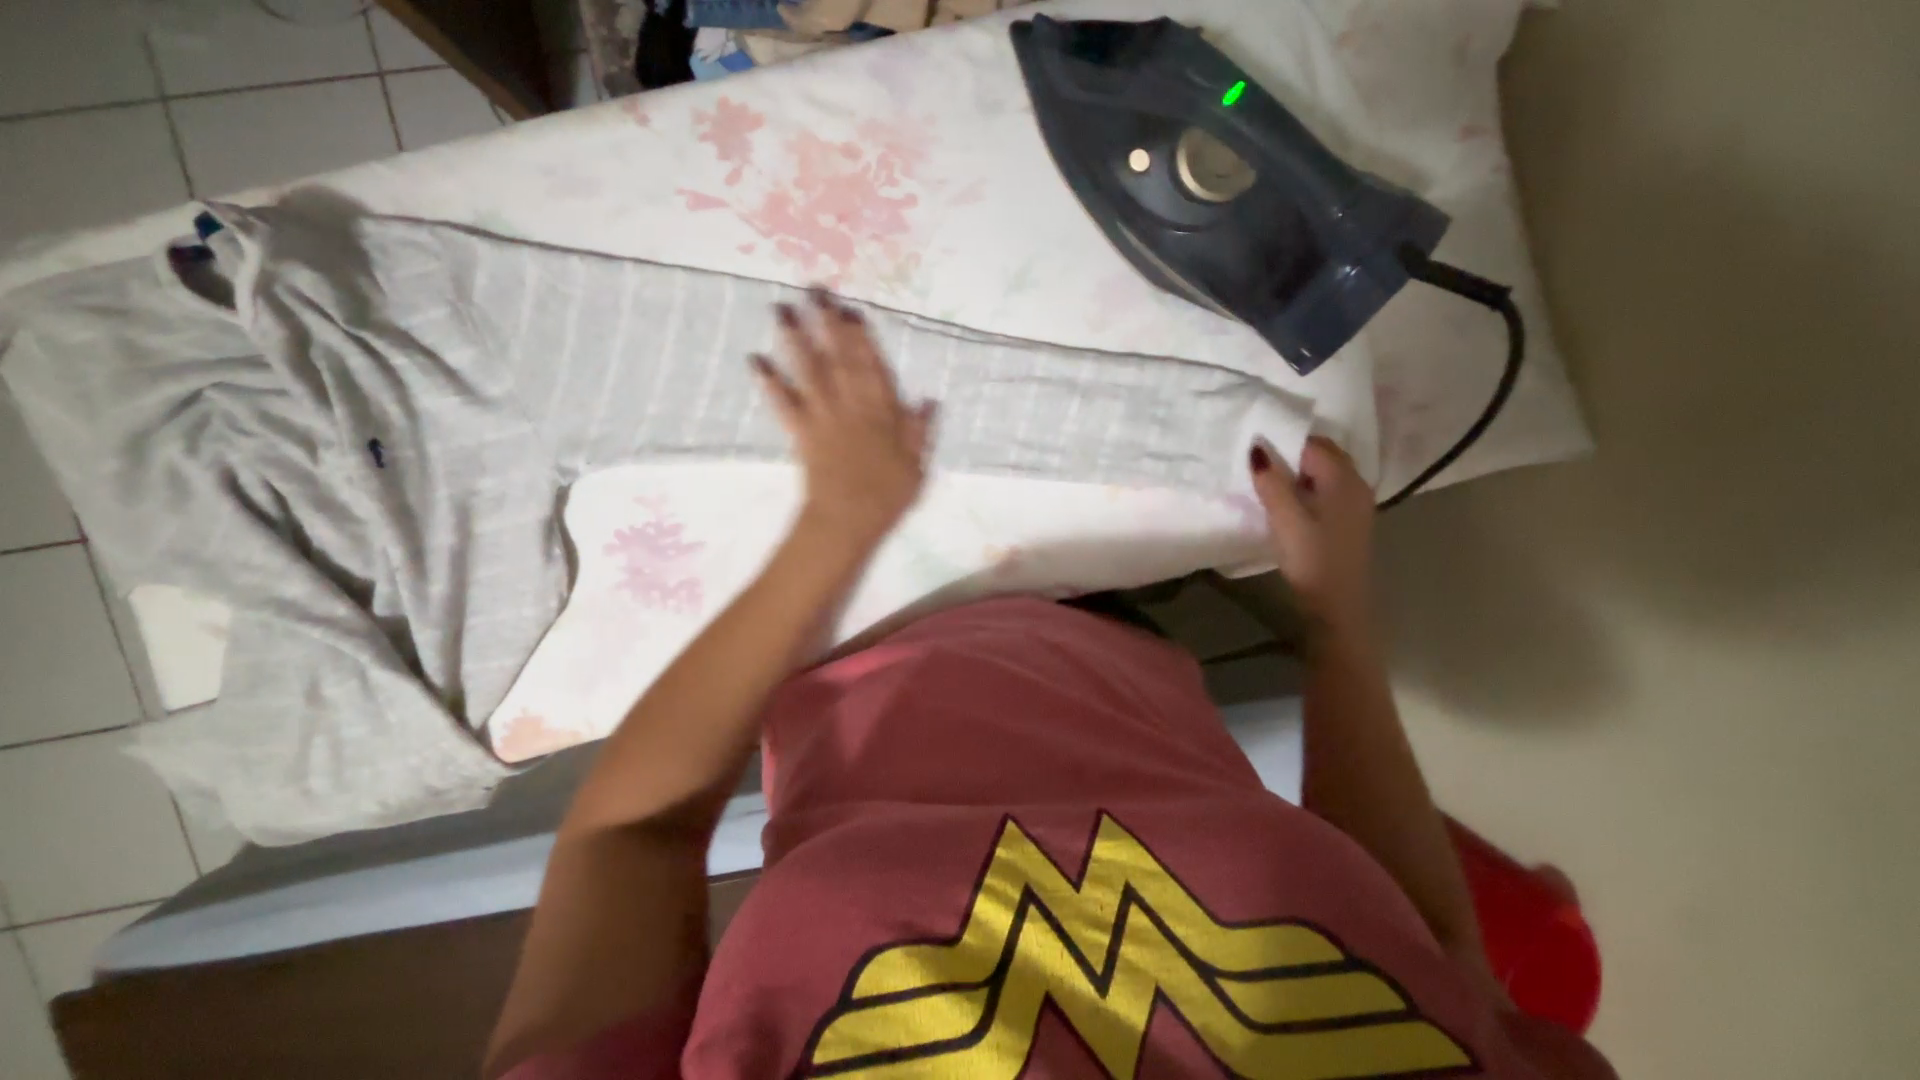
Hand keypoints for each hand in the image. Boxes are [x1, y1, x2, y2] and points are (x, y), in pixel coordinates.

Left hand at [752, 289, 936, 550]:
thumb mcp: (917, 465)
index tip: (849, 307)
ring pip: (808, 371)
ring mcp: (822, 416)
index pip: (871, 364)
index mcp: (881, 410)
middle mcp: (850, 404)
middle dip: (825, 323)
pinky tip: (755, 361)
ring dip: (794, 339)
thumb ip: (920, 430)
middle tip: (813, 290)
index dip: (860, 334)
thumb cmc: (887, 495)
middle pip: (837, 357)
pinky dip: (768, 383)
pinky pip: (783, 404)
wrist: (846, 521)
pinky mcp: (801, 433)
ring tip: (781, 311)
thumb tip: (928, 399)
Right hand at [1249, 436, 1376, 642]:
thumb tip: (1256, 449)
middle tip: (1259, 465)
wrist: (1338, 606)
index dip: (1283, 442)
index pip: (1312, 444)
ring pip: (1327, 474)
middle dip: (1293, 454)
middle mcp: (1357, 484)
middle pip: (1323, 455)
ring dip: (1300, 473)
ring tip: (1270, 483)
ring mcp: (1357, 503)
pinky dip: (1309, 489)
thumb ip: (1271, 481)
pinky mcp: (1351, 521)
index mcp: (1343, 478)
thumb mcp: (1285, 519)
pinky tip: (1290, 504)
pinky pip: (1329, 491)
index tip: (1254, 450)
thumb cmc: (1312, 559)